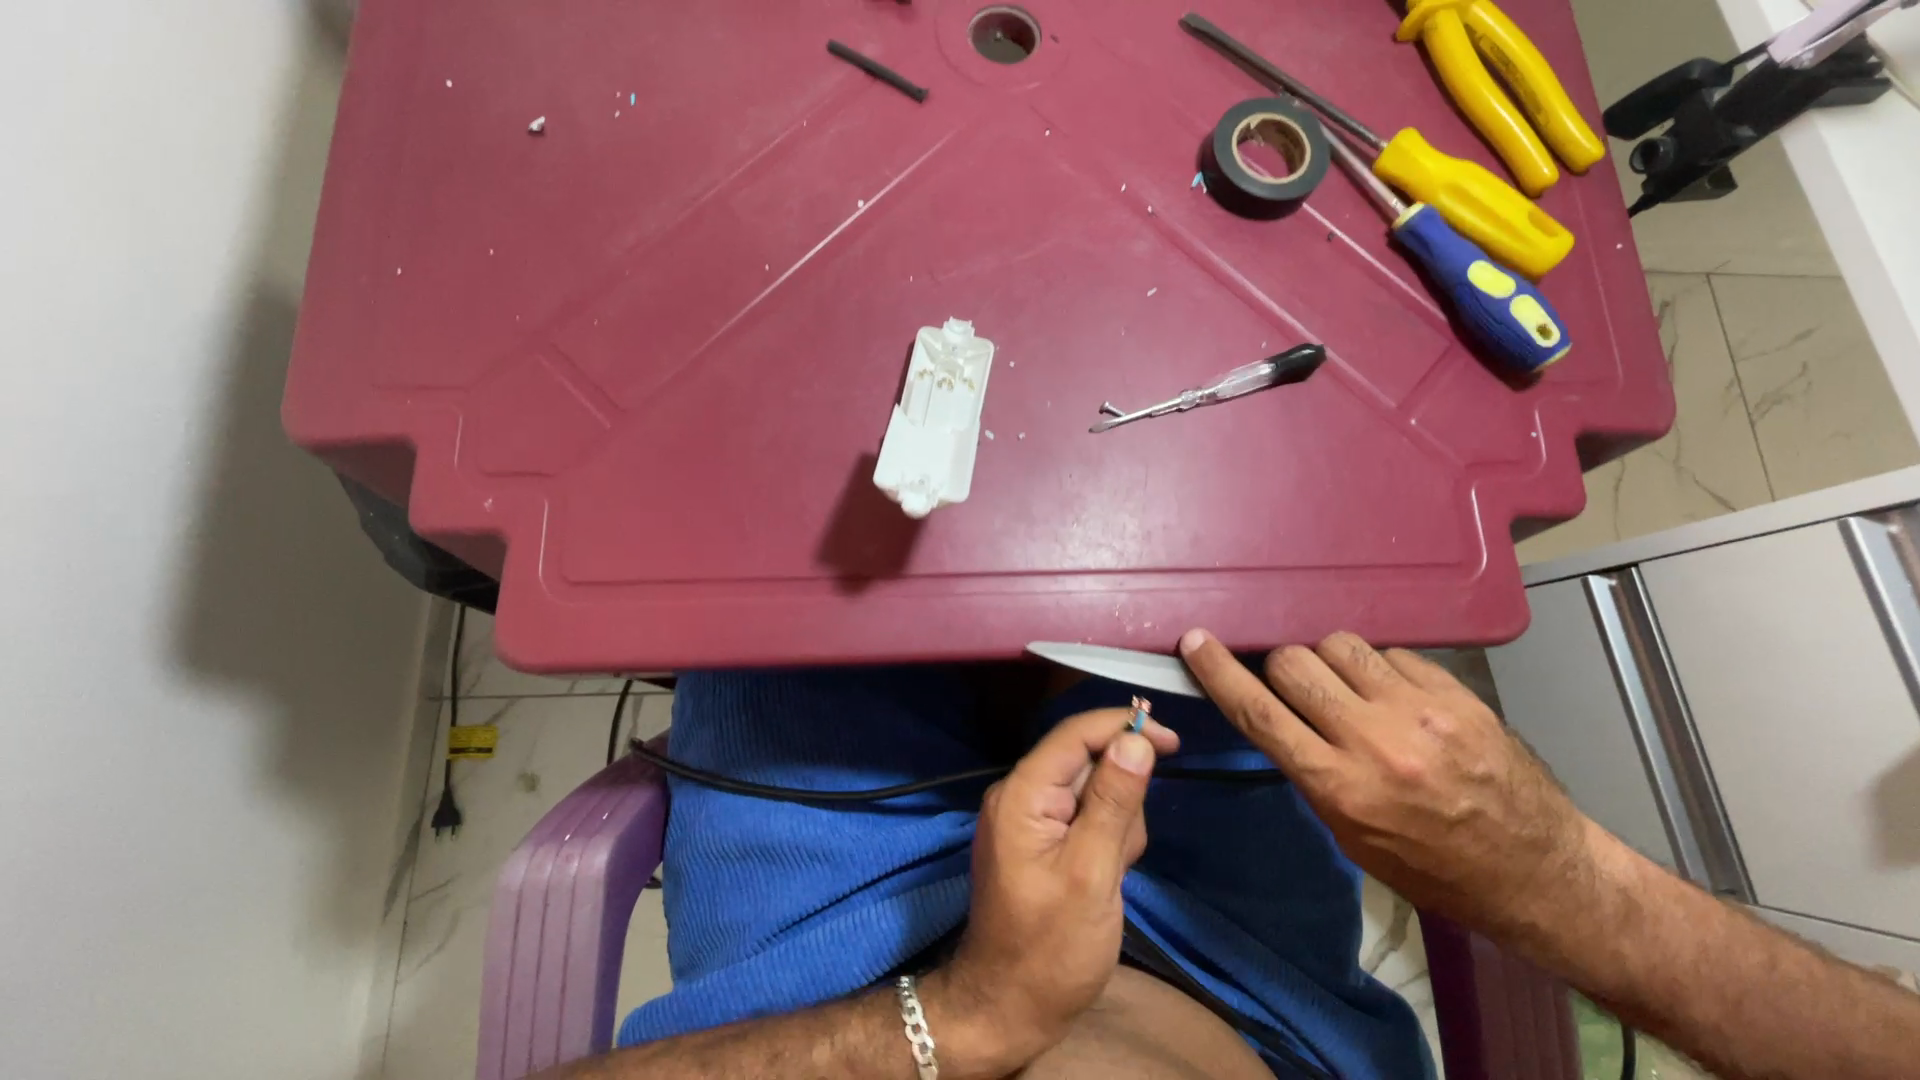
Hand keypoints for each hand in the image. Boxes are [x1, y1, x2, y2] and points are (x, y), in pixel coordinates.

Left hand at [931, 708, 1178, 1074]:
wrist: (1010, 1008)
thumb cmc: (1050, 948)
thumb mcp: (1092, 873)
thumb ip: (1114, 803)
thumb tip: (1137, 740)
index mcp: (1022, 793)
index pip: (1074, 733)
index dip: (1123, 727)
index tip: (1173, 741)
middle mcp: (1021, 795)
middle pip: (1088, 763)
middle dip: (1120, 800)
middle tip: (1121, 855)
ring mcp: (1030, 819)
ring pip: (1095, 793)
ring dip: (1117, 828)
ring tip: (1110, 876)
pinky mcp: (1043, 842)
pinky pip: (1087, 820)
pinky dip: (1107, 843)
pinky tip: (1104, 881)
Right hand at [1178, 628, 1597, 938]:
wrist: (1535, 871)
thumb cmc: (1430, 866)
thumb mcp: (1350, 834)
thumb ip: (1310, 768)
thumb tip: (1279, 713)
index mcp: (1339, 787)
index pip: (1259, 713)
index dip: (1219, 672)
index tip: (1196, 643)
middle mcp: (1374, 741)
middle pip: (1293, 663)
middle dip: (1281, 667)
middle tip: (1296, 688)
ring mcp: (1420, 711)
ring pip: (1339, 644)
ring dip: (1328, 661)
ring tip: (1348, 688)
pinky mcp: (1456, 693)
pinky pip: (1390, 652)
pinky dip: (1378, 668)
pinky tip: (1394, 695)